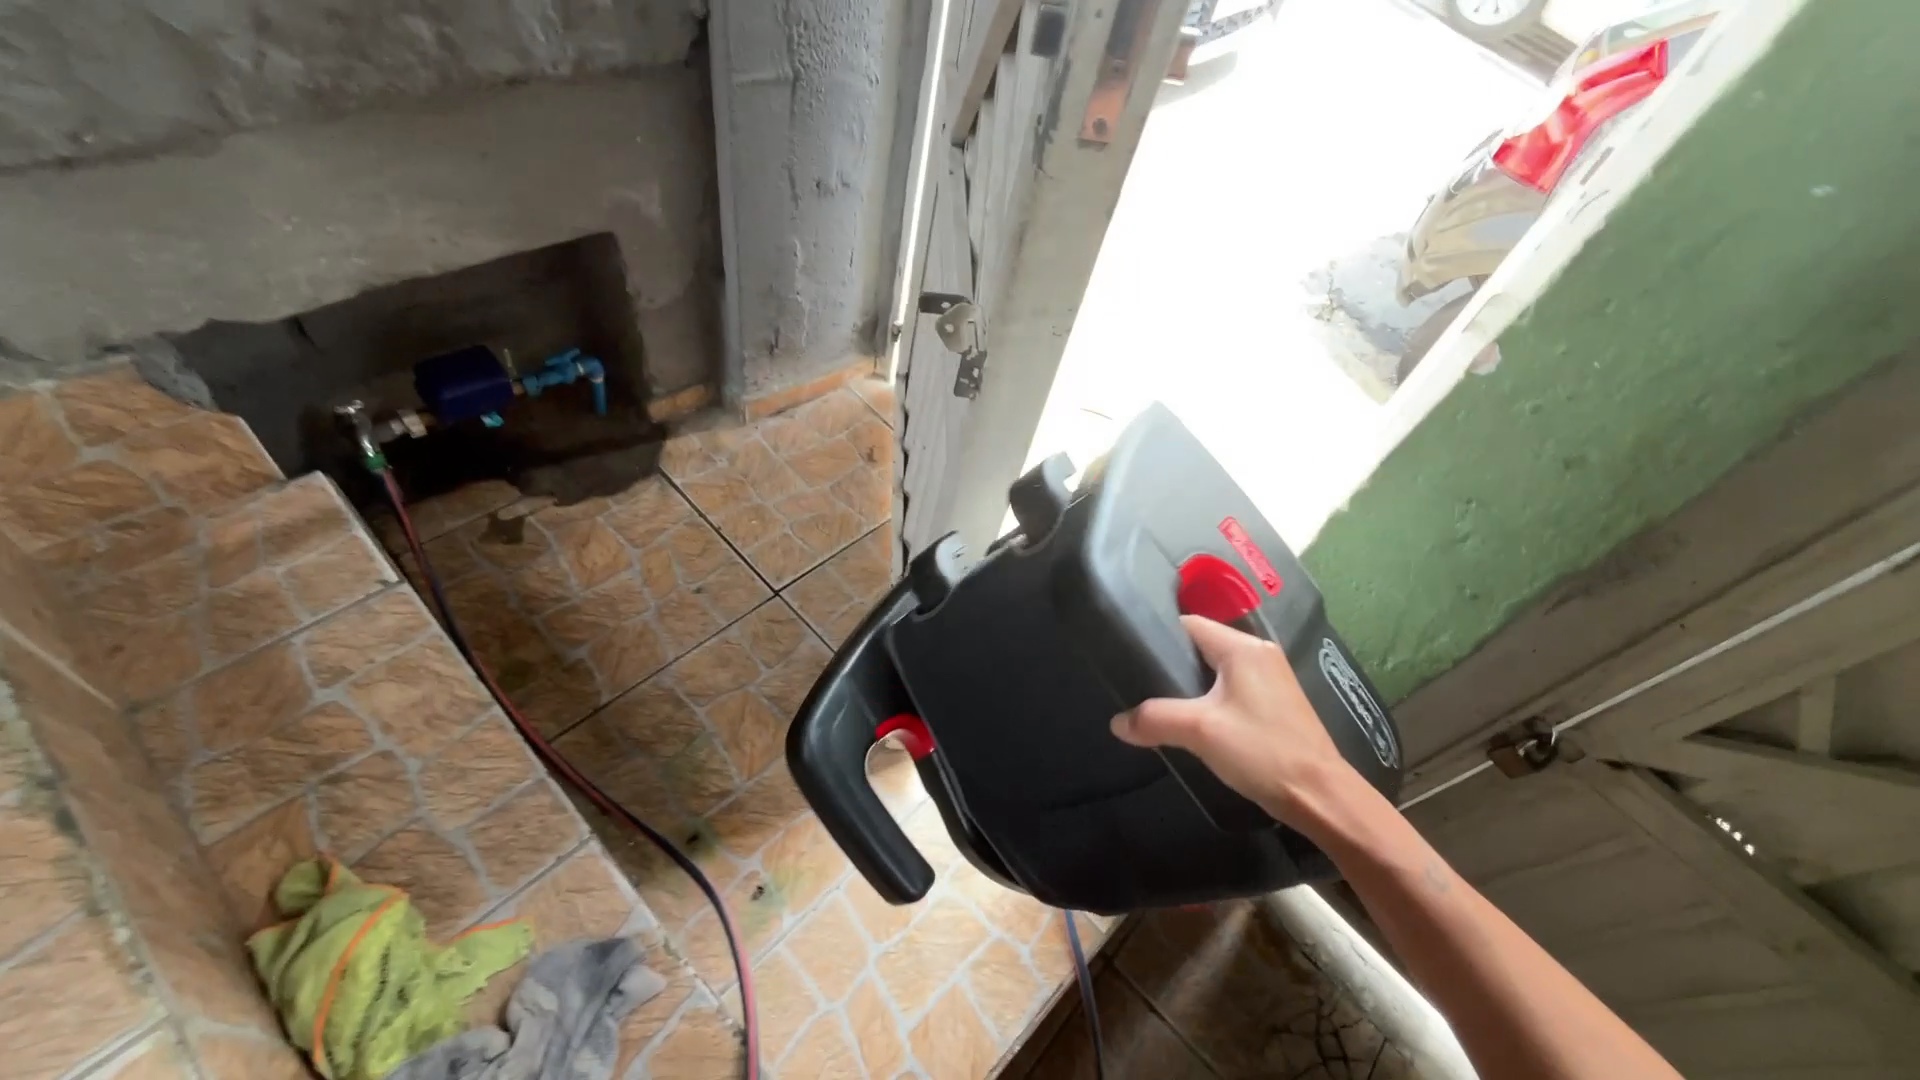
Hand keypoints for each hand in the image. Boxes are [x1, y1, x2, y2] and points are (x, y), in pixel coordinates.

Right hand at [1110, 615, 1361, 830]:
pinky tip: (1193, 723)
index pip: (1189, 624)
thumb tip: (1117, 723)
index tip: (1129, 656)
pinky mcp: (1276, 704)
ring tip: (1159, 705)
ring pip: (1216, 671)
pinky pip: (1232, 690)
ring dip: (1190, 686)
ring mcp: (1271, 679)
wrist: (1320, 795)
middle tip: (1139, 685)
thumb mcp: (1199, 731)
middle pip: (1202, 646)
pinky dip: (1210, 700)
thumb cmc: (1261, 751)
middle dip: (1171, 664)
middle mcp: (1259, 654)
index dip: (1158, 637)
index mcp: (1243, 648)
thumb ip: (1154, 719)